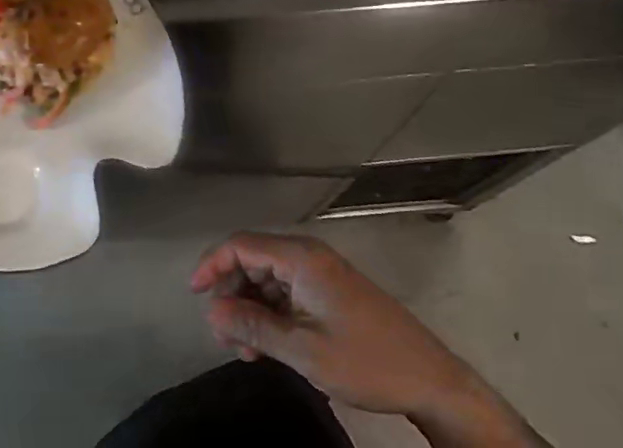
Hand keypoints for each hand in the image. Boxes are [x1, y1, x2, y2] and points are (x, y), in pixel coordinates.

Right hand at [191, 233, 545, 447]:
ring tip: (246, 351)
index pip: (241, 245)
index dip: (212, 266)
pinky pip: (287, 291)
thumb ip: (254, 327)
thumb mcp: (303, 350)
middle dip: (232, 294)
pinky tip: (267, 346)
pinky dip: (271, 314)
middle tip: (224, 338)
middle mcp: (308, 255)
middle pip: (252, 260)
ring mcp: (320, 272)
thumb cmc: (365, 360)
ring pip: (268, 278)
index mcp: (301, 258)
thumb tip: (212, 312)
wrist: (430, 376)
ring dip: (250, 309)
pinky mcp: (329, 290)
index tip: (192, 296)